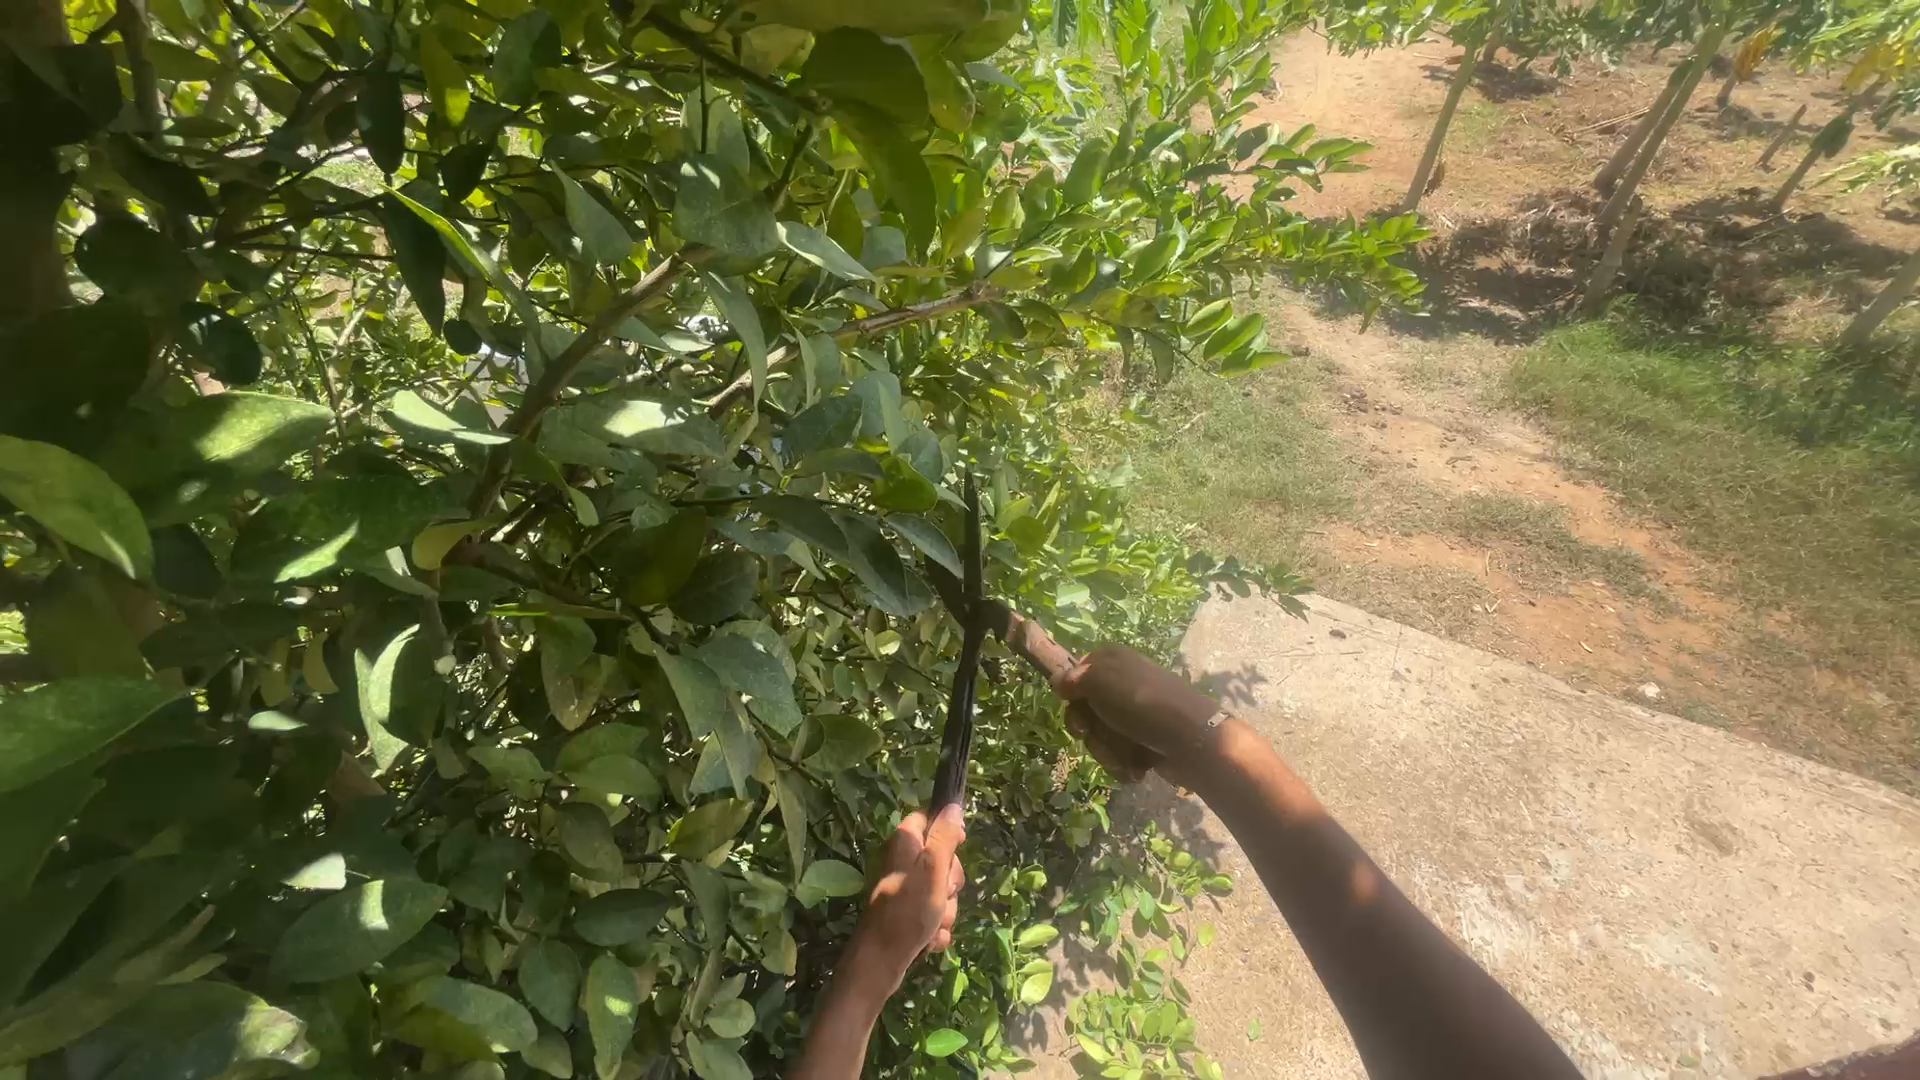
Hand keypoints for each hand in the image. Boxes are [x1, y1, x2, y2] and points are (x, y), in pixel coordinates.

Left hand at [847, 804, 965, 993]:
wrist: (881, 961)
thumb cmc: (908, 909)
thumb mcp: (933, 867)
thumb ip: (944, 836)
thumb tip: (953, 805)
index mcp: (905, 842)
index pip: (928, 819)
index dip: (947, 830)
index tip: (960, 845)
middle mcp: (903, 861)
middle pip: (940, 857)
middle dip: (950, 880)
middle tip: (943, 893)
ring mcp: (905, 888)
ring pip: (941, 888)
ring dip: (945, 908)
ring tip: (935, 922)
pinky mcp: (907, 912)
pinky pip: (933, 911)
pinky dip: (936, 926)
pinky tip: (931, 938)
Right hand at [1052, 645, 1221, 787]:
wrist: (1190, 740)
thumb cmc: (1140, 703)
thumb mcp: (1098, 681)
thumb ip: (1073, 679)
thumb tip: (1059, 683)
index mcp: (1112, 661)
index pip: (1075, 676)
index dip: (1072, 695)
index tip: (1075, 706)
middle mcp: (1122, 684)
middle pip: (1084, 710)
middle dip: (1089, 729)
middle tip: (1093, 732)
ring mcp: (1134, 714)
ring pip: (1100, 736)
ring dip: (1108, 750)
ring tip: (1126, 754)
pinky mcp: (1143, 740)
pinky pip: (1119, 753)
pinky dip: (1125, 762)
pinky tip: (1138, 765)